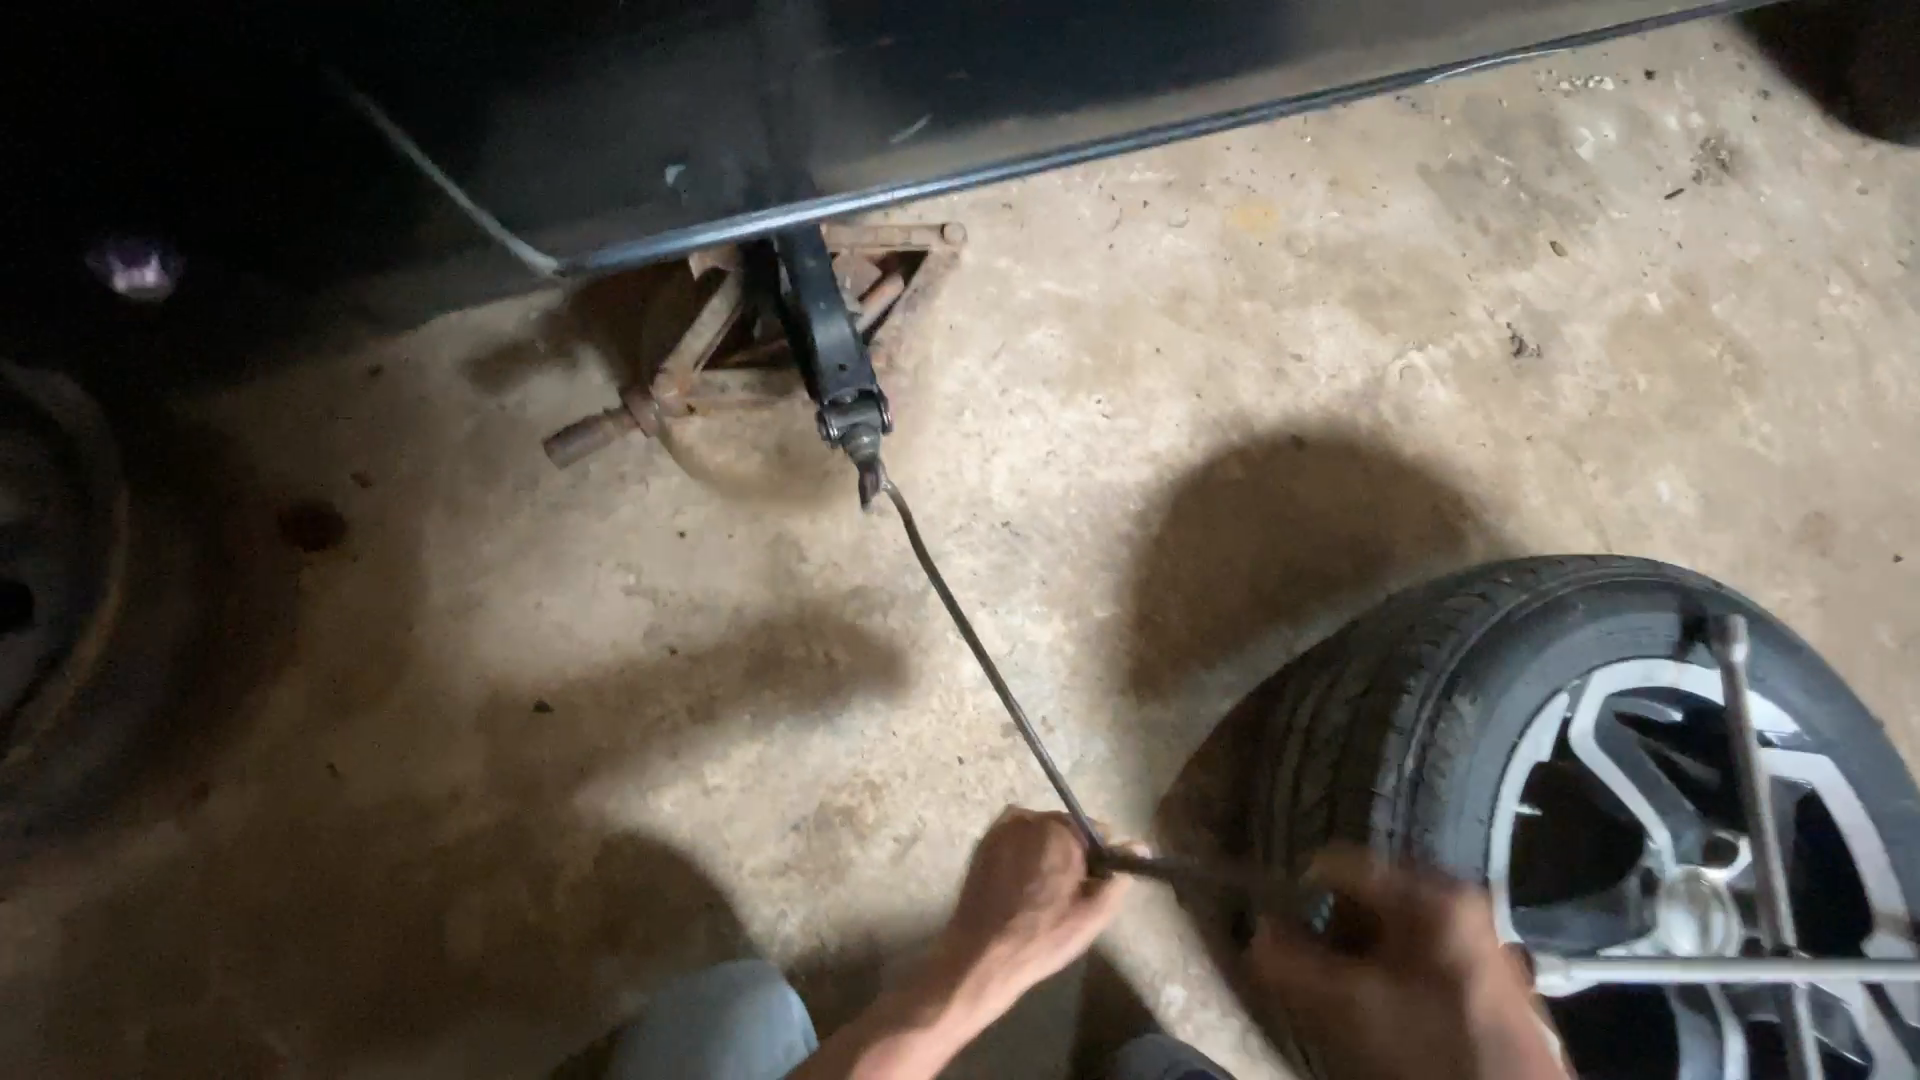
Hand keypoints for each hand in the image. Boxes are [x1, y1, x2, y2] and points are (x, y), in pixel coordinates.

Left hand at [930, 807, 1135, 1014]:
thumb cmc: (1043, 936)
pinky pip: (1017, 837)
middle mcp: (1030, 818)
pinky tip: (1022, 884)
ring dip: (1048, 851)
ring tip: (1044, 892)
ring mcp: (1003, 827)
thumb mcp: (1092, 914)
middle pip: (1067, 828)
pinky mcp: (985, 840)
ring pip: (1041, 832)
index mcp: (1060, 830)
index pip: (1096, 831)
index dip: (1101, 858)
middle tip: (1071, 892)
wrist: (982, 954)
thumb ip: (1118, 876)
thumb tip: (1138, 846)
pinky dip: (1025, 851)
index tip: (1096, 883)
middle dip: (1074, 852)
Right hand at [1248, 847, 1568, 1079]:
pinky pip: (1412, 944)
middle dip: (1330, 927)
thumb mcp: (1351, 1006)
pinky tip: (1379, 1002)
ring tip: (1345, 989)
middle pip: (1364, 892)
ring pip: (1387, 921)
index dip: (1297, 886)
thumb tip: (1253, 932)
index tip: (1275, 916)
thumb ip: (1291, 962)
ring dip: (1356, 950)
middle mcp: (1456, 895)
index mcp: (1431, 890)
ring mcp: (1475, 929)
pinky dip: (1385, 964)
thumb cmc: (1435, 1046)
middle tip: (1314, 963)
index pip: (1338, 861)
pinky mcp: (1480, 963)